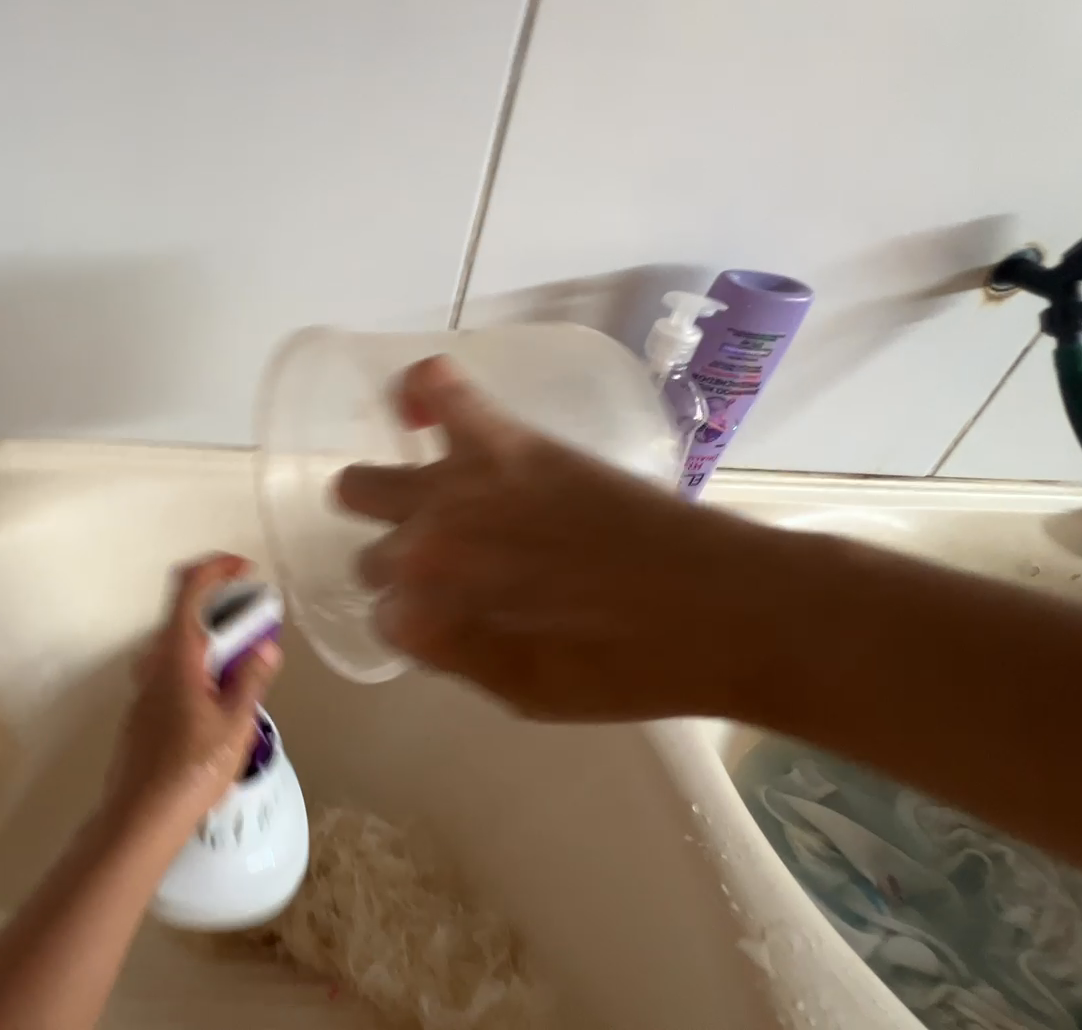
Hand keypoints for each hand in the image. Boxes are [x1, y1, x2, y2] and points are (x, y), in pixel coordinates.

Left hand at [103, 553, 282, 841]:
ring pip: (180, 643)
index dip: (216, 567)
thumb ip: (251, 679)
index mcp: (178, 655)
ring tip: (247, 664)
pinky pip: (175, 667)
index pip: (189, 588)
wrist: (140, 817)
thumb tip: (265, 646)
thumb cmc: (192, 768)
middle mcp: (155, 662)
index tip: (245, 569)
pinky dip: (201, 663)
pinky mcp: (145, 707)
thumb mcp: (235, 723)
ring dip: (214, 638)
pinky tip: (222, 698)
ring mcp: (146, 685)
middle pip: (184, 612)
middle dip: (223, 606)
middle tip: (257, 624)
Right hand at [335, 356, 768, 721]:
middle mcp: (421, 550)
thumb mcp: (520, 693)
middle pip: (368, 557)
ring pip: (364, 482)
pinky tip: (429, 410)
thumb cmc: (622, 668)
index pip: (383, 617)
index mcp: (424, 618)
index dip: (420, 621)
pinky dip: (421, 394)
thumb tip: (421, 620)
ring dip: (389, 500)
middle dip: (399, 567)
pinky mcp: (501, 440)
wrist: (717, 610)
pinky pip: (434, 387)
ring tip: (441, 503)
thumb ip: (453, 653)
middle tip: (453, 568)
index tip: (457, 620)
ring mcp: (456, 488)